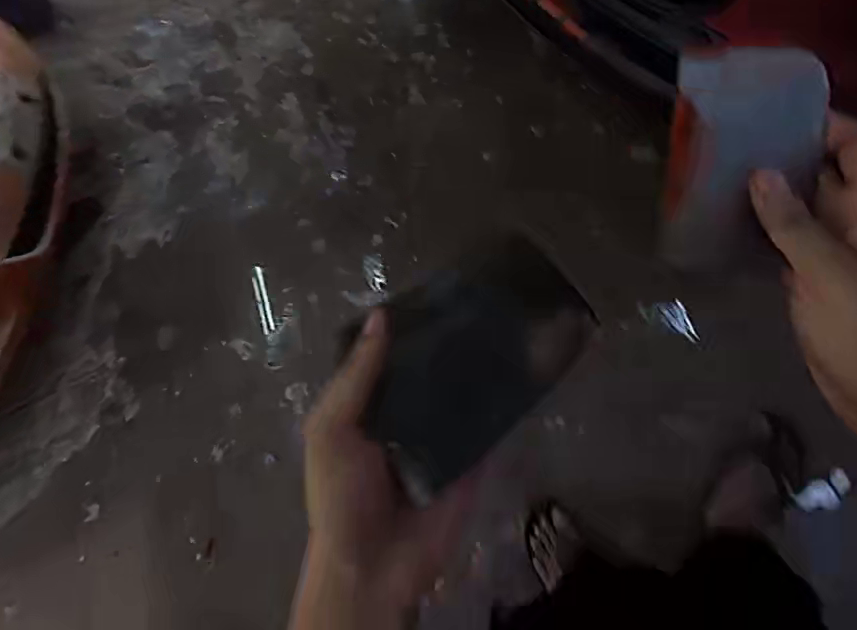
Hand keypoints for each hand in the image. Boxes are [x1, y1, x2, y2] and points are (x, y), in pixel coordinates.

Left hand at [291, 310, 477, 629]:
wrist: (374, 570)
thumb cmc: (340, 495)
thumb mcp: (331, 430)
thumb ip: (356, 377)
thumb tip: (381, 315)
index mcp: (373, 399)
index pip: (395, 350)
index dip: (412, 321)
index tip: (439, 286)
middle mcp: (410, 408)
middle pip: (434, 363)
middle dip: (453, 335)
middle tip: (483, 295)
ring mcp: (444, 431)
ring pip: (464, 385)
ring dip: (482, 359)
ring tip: (509, 316)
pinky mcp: (472, 456)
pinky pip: (488, 421)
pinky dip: (503, 396)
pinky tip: (525, 364)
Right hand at [748, 112, 856, 472]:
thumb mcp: (840, 286)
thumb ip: (799, 228)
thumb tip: (761, 173)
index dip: (827, 122)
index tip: (772, 113)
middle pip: (827, 169)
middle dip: (784, 149)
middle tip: (726, 136)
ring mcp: (841, 253)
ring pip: (803, 203)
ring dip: (767, 187)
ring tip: (714, 168)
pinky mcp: (819, 278)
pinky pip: (789, 237)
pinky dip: (761, 223)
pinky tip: (724, 217)